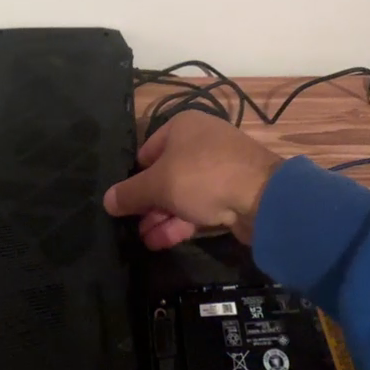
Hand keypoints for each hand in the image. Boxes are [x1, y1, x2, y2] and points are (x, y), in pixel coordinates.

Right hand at [104, 112, 284, 249]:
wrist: (262, 196)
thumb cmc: (203, 176)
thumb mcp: (159, 184)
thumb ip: (131, 193)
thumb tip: (106, 200)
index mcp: (182, 127)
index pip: (148, 150)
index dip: (134, 175)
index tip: (121, 200)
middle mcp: (200, 142)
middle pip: (165, 173)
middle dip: (147, 201)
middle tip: (129, 225)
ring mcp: (217, 168)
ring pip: (181, 192)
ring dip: (161, 216)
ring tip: (140, 240)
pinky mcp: (230, 193)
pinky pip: (198, 206)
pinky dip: (179, 222)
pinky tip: (159, 242)